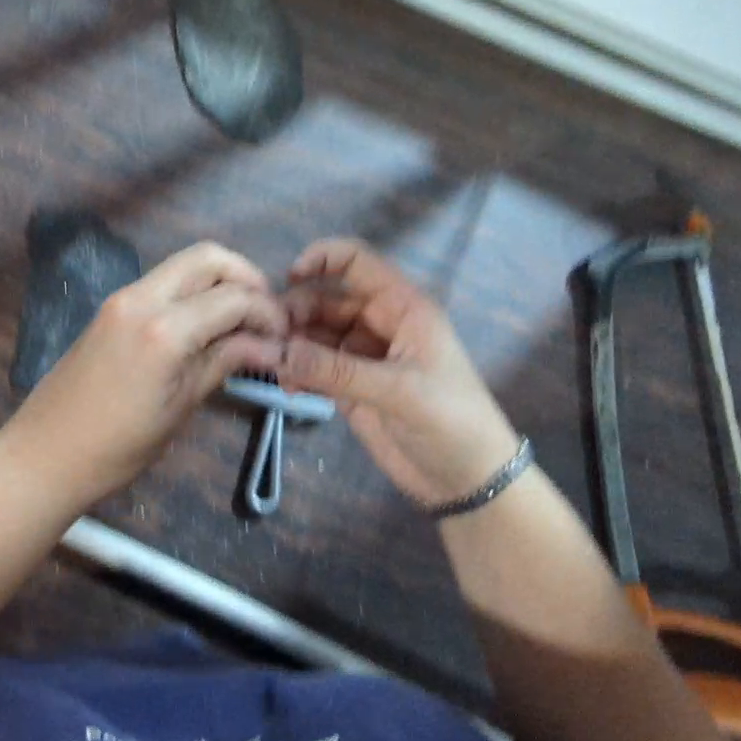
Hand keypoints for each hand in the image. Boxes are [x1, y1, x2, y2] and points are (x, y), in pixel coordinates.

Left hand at [0, 242, 286, 507]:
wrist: (45, 454)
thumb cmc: (119, 446)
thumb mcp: (181, 406)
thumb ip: (225, 361)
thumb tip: (272, 346)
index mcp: (164, 327)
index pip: (233, 297)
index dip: (268, 312)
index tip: (286, 337)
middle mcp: (142, 297)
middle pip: (207, 258)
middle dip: (245, 277)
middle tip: (266, 315)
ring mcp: (122, 298)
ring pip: (183, 266)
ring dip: (218, 281)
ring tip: (242, 321)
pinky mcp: (111, 308)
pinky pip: (162, 283)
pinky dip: (192, 292)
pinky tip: (207, 325)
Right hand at [280, 238, 520, 506]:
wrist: (470, 482)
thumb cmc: (452, 424)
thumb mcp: (401, 393)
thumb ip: (340, 371)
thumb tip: (281, 352)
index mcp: (402, 308)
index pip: (357, 262)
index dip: (322, 259)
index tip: (289, 277)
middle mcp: (378, 324)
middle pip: (325, 299)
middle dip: (296, 311)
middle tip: (270, 337)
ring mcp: (361, 356)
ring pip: (314, 333)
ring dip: (291, 344)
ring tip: (273, 364)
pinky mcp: (348, 386)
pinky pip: (312, 367)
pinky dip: (296, 371)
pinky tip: (286, 386)